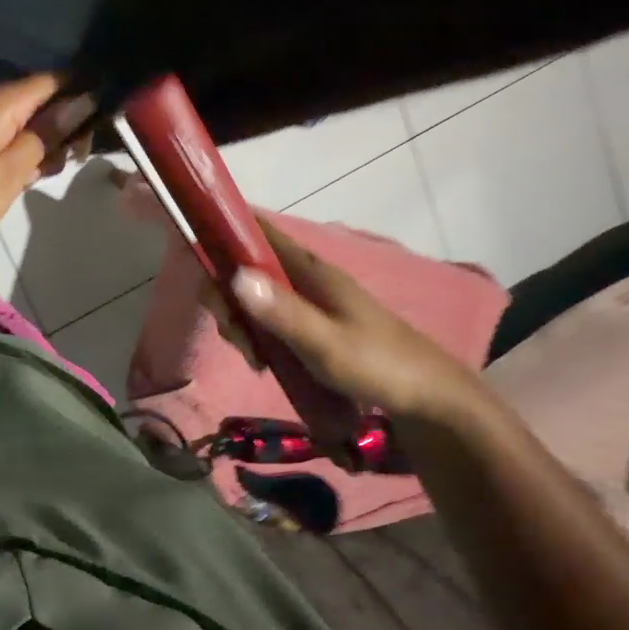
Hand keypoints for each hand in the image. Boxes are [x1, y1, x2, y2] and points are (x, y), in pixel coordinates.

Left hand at [0, 74, 61, 263]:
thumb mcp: (10, 174)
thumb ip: (46, 136)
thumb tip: (80, 103)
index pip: (53, 80)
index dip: (80, 96)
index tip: (100, 123)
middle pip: (35, 97)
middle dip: (59, 124)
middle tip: (69, 162)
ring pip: (16, 116)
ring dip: (36, 140)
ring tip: (41, 173)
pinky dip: (12, 145)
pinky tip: (16, 174)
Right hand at [206, 218, 493, 422]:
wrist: (431, 399)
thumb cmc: (380, 366)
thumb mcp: (325, 343)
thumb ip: (282, 311)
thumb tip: (234, 275)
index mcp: (309, 269)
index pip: (255, 230)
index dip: (221, 232)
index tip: (197, 260)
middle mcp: (305, 276)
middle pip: (243, 267)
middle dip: (226, 298)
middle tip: (236, 338)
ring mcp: (309, 300)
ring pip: (252, 295)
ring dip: (240, 322)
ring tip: (253, 358)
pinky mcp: (312, 323)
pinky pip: (267, 317)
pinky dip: (256, 335)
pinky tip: (263, 362)